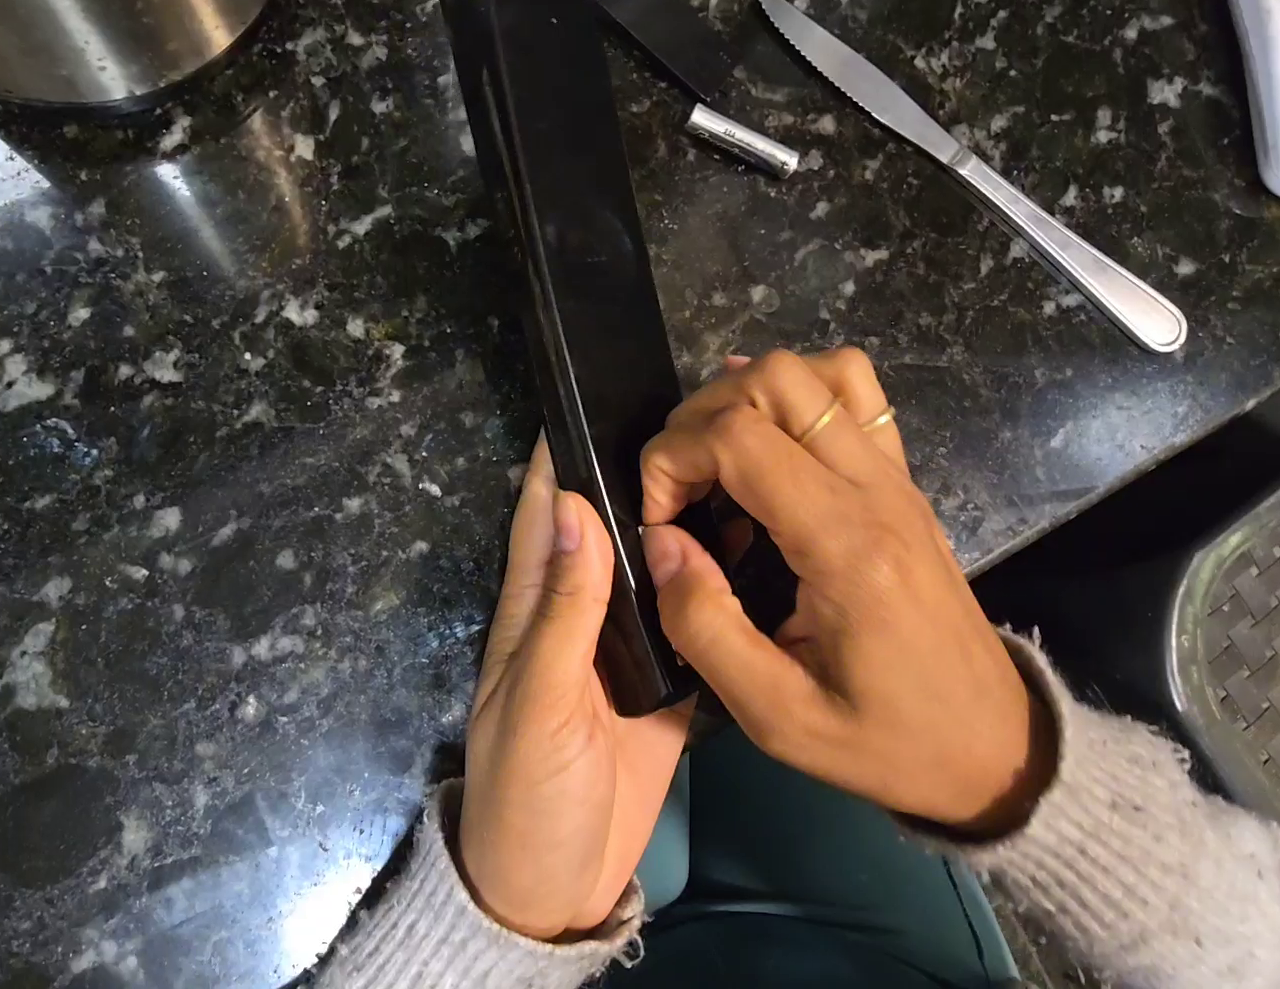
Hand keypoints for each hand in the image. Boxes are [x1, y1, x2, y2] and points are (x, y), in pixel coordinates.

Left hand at [457, 435, 692, 939]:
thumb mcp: (538, 700)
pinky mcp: (668, 680)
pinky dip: (712, 584)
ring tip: (736, 468)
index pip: (543, 512)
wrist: (558, 884)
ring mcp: (628, 644)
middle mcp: (582, 612)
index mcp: (536, 606)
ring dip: (681, 521)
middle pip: (608, 526)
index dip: (561, 455)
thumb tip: (574, 507)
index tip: (597, 395)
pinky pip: (689, 619)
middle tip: (698, 422)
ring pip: (654, 565)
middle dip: (638, 474)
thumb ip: (561, 610)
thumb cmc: (526, 789)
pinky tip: (753, 549)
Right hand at [638, 349, 1055, 834]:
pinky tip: (766, 432)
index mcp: (844, 544)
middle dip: (699, 420)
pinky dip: (798, 392)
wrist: (993, 746)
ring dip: (746, 397)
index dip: (672, 461)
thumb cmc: (885, 740)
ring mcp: (894, 477)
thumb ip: (704, 626)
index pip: (739, 438)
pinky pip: (855, 393)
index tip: (658, 521)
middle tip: (679, 488)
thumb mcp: (777, 716)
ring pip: (816, 371)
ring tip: (716, 458)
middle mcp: (874, 490)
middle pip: (776, 382)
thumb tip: (661, 542)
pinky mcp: (900, 481)